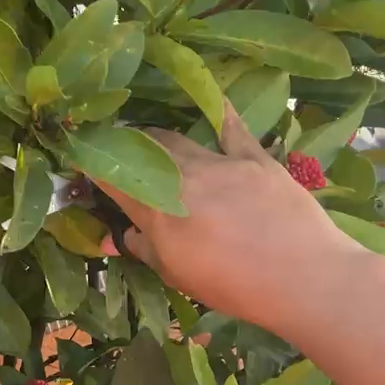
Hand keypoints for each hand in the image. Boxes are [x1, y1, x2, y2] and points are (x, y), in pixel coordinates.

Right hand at [96, 106, 368, 334]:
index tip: (76, 158)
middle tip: (112, 149)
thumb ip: (144, 249)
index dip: (89, 164)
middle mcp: (181, 177)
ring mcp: (219, 163)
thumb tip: (124, 235)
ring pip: (175, 138)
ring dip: (155, 136)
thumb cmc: (234, 285)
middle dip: (120, 145)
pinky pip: (232, 129)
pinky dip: (219, 113)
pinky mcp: (255, 159)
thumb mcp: (176, 275)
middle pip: (140, 148)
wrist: (307, 280)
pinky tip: (212, 99)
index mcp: (156, 209)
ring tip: (146, 137)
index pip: (110, 177)